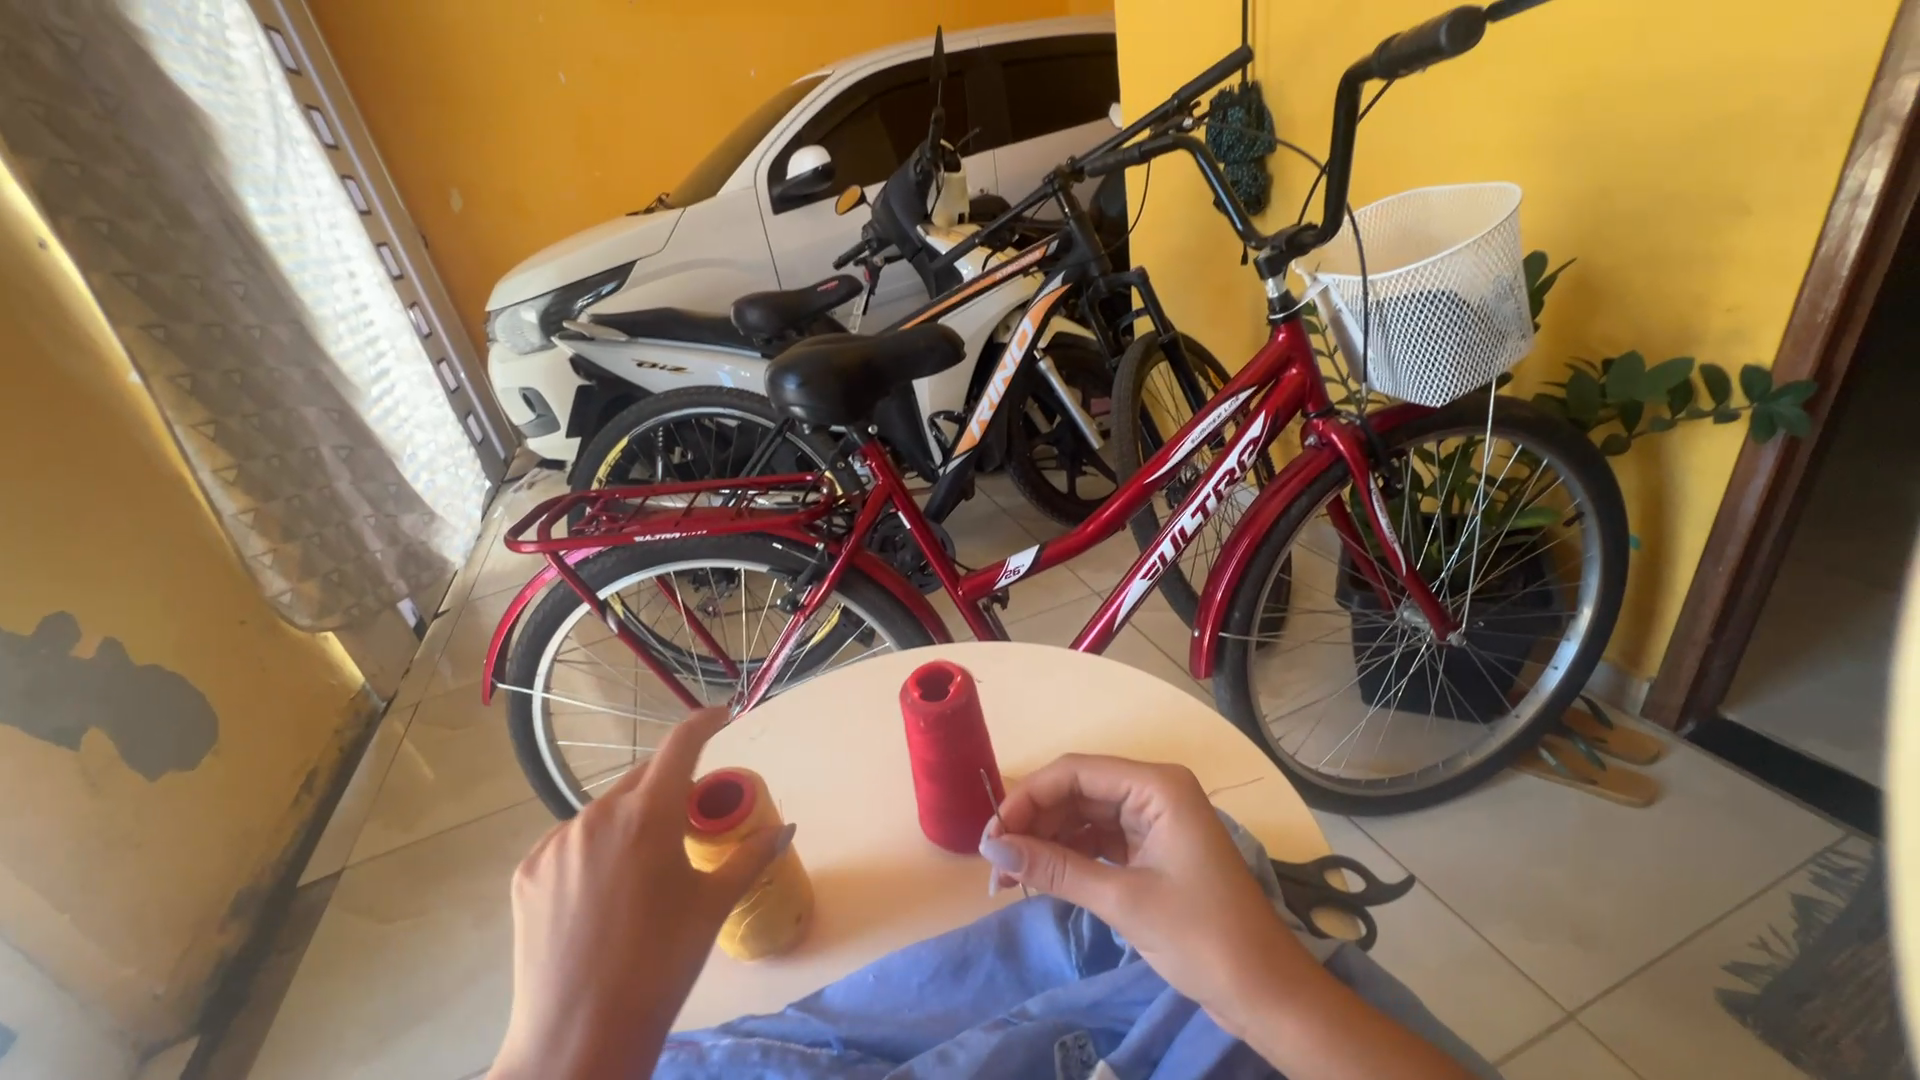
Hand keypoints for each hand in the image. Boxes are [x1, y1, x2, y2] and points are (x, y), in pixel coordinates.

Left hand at [489, 707, 792, 1079]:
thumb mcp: (713, 906)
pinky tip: (603, 891)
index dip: (703, 723)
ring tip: (646, 868)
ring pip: (604, 812)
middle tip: (691, 818)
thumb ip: (751, 856)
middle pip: (642, 780)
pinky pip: (571, 841)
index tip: (720, 715)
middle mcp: (596, 816)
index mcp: (647, 816)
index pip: (679, 746)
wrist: (578, 1036)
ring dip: (631, 820)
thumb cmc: (661, 965)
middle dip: (670, 786)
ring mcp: (555, 844)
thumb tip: (786, 826)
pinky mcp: (527, 872)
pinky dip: (594, 848)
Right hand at [977, 754, 1309, 1031]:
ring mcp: (1154, 820)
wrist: (1265, 991)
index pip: (1074, 772)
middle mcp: (1154, 791)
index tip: (991, 836)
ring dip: (1047, 842)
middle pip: (1077, 791)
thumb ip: (1055, 868)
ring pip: (1084, 816)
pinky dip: (1069, 856)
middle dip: (1034, 823)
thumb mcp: (1122, 899)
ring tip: (1009, 876)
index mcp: (1156, 785)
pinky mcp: (1151, 849)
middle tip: (995, 863)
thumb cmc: (1202, 936)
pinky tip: (1041, 876)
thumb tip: (993, 849)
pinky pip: (1098, 839)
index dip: (1027, 798)